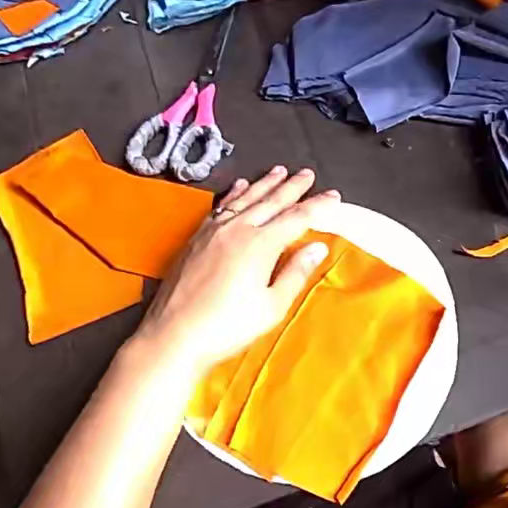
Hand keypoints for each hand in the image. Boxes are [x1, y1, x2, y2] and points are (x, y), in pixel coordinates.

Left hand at [131, 165, 339, 373]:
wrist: (174, 336)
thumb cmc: (227, 327)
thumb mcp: (272, 305)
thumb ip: (295, 272)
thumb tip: (316, 248)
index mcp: (260, 245)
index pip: (297, 218)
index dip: (317, 206)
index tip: (333, 197)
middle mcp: (237, 231)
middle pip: (271, 201)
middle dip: (292, 187)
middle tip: (307, 175)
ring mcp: (213, 232)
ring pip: (245, 199)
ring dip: (264, 184)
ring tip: (278, 171)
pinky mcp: (196, 240)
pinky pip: (220, 207)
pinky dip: (233, 194)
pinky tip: (239, 188)